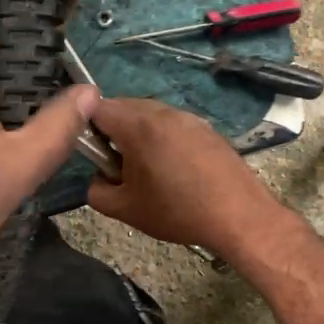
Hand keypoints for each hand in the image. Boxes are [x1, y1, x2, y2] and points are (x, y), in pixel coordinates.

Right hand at [88, 97, 284, 248]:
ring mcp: (188, 118)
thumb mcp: (124, 209)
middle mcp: (163, 113)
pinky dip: (162, 138)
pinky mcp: (206, 128)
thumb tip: (98, 179)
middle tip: (116, 163)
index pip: (97, 107)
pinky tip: (172, 169)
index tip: (91, 151)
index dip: (85, 125)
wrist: (238, 217)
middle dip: (112, 129)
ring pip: (149, 114)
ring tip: (145, 168)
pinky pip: (172, 124)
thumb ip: (96, 191)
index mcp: (138, 126)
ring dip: (138, 133)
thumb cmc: (176, 211)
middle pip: (123, 106)